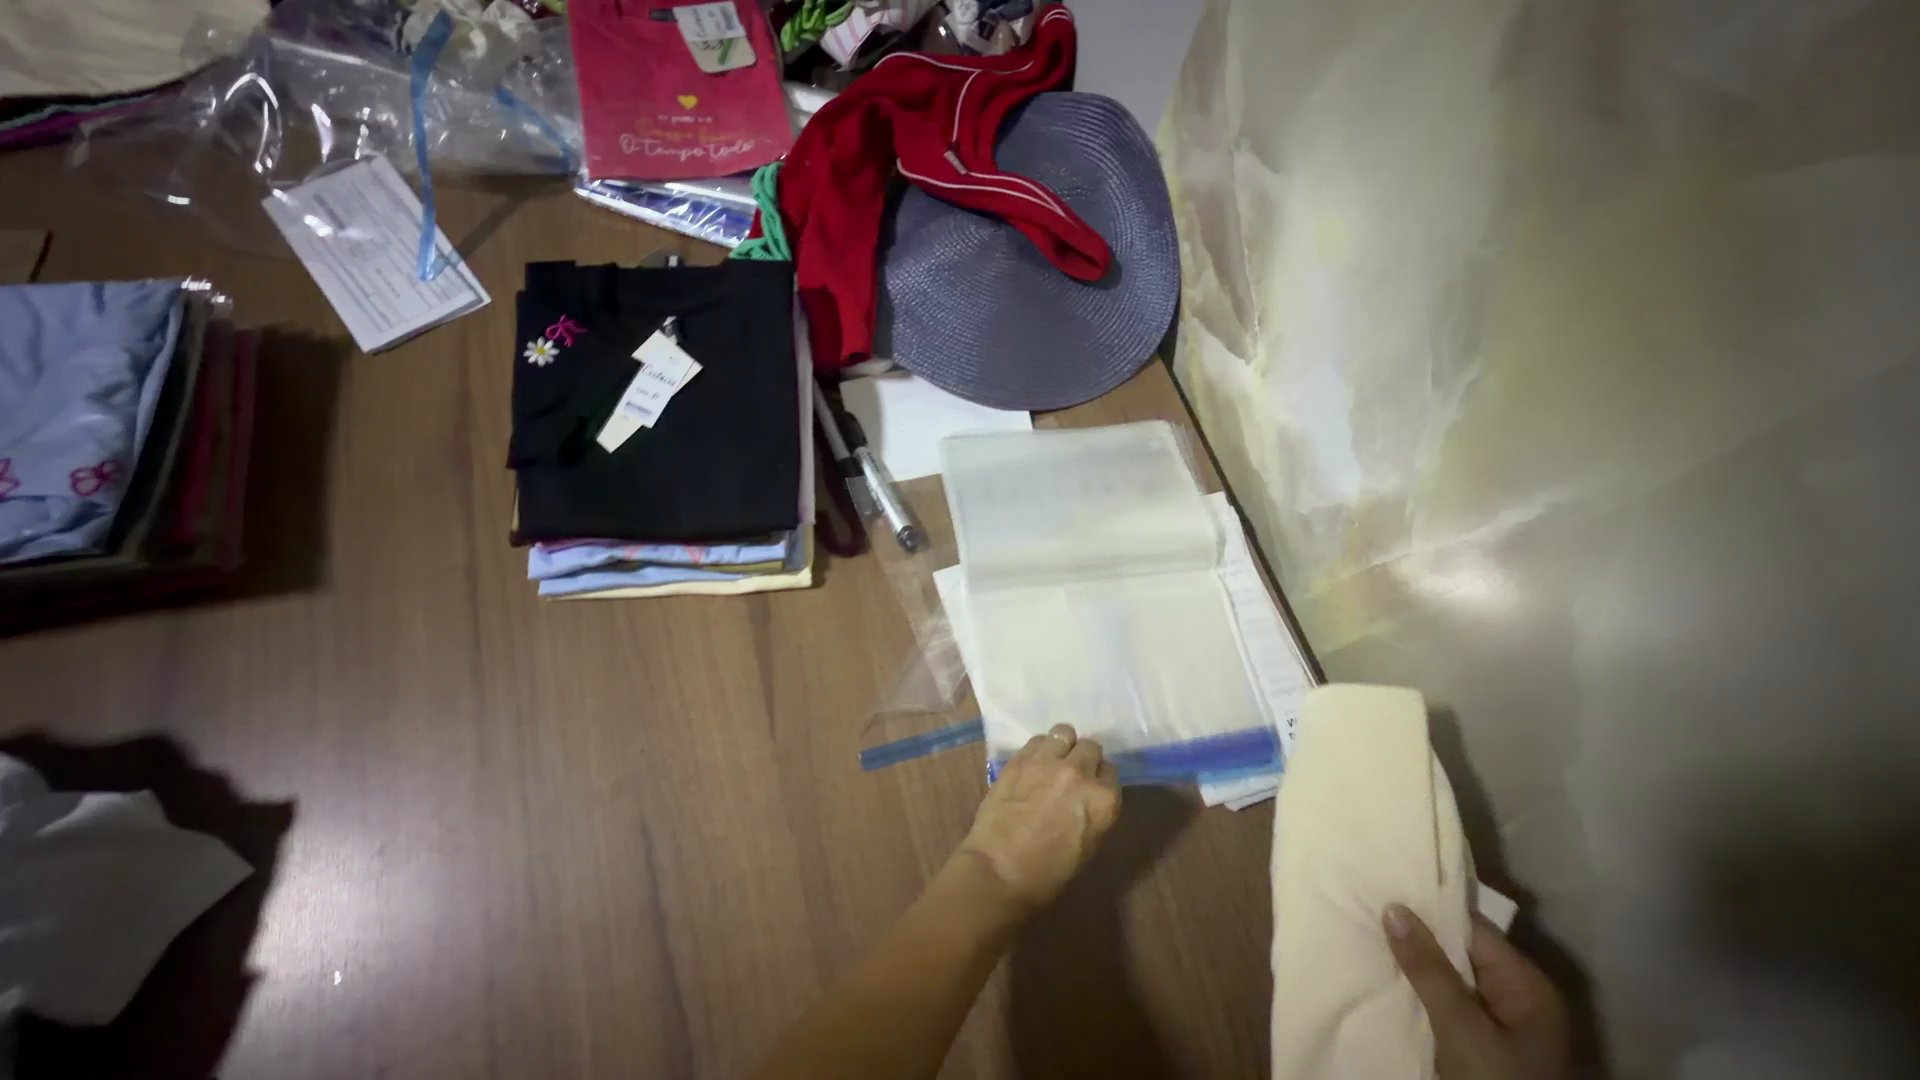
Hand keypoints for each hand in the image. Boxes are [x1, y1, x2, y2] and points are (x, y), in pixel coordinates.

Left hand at [957, 724, 1121, 910]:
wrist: (1000, 869)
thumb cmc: (1050, 871)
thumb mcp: (1089, 845)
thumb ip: (1095, 811)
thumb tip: (1087, 796)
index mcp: (1103, 799)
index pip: (1110, 771)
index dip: (1099, 779)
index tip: (1090, 787)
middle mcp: (1079, 772)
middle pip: (1090, 747)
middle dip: (1084, 758)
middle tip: (1072, 774)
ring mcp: (1048, 761)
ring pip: (1063, 732)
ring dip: (1062, 745)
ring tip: (1053, 760)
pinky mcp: (1020, 759)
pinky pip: (1037, 740)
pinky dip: (1039, 748)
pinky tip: (1033, 763)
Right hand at [1384, 905, 1574, 1079]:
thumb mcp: (1460, 1028)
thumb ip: (1428, 969)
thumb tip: (1393, 908)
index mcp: (1527, 985)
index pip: (1472, 928)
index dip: (1428, 908)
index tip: (1382, 889)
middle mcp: (1519, 997)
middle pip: (1462, 951)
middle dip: (1418, 936)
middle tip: (1366, 912)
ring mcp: (1504, 1023)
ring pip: (1452, 977)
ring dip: (1417, 965)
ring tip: (1369, 940)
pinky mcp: (1487, 1044)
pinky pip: (1450, 1003)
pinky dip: (1423, 992)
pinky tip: (1390, 981)